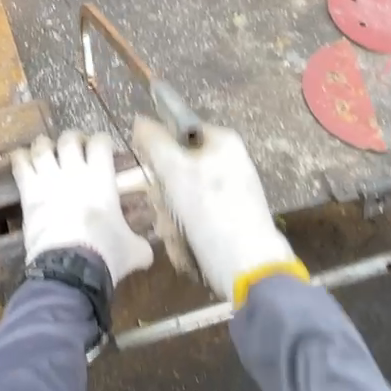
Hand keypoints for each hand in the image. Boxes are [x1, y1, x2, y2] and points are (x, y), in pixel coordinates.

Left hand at [12, 130, 153, 281]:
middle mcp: (74, 171)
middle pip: (69, 139)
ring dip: (44, 145)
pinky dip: (20, 158)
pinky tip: (22, 158)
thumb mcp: (133, 251)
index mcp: (101, 179)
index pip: (100, 143)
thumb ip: (140, 245)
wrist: (70, 267)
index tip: (102, 145)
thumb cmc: (106, 255)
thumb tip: (147, 252)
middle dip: (72, 138)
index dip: (101, 140)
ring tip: (47, 149)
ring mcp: (49, 179)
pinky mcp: (28, 193)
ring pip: (42, 147)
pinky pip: (20, 165)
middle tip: (74, 146)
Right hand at [133, 116, 300, 304]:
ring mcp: (231, 193)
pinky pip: (195, 217)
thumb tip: (140, 120)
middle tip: (166, 208)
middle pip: (177, 167)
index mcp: (223, 141)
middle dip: (164, 192)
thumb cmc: (210, 211)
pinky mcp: (230, 220)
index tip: (151, 170)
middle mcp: (230, 162)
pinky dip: (185, 231)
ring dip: (171, 216)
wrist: (249, 269)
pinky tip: (187, 246)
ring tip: (177, 233)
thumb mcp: (174, 169)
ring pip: (182, 196)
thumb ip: (154, 140)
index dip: (159, 149)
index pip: (177, 130)